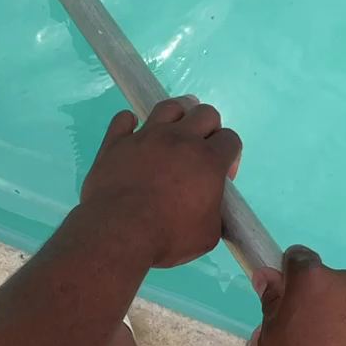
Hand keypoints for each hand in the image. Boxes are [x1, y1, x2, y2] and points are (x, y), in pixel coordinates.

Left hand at [75, 96, 241, 268]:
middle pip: (204, 113)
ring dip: (175, 116)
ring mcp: (145, 137)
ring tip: (171, 135)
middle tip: (198, 153)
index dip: (230, 156)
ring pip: (168, 107)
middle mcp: (179, 140)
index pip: (230, 139)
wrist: (119, 234)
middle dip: (208, 129)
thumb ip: (214, 215)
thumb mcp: (207, 236)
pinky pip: (123, 119)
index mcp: (207, 161)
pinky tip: (131, 136)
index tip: (221, 177)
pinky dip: (129, 124)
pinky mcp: (115, 143)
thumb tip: (208, 210)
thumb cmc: (168, 238)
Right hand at [254, 245, 345, 345]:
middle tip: (310, 342)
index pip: (297, 258)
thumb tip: (268, 276)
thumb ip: (272, 305)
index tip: (286, 305)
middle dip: (319, 303)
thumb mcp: (271, 344)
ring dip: (344, 321)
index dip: (289, 280)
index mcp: (314, 280)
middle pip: (328, 283)